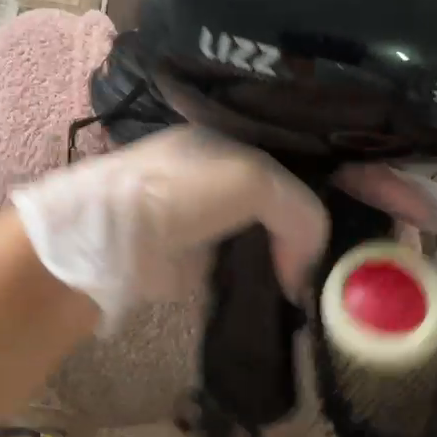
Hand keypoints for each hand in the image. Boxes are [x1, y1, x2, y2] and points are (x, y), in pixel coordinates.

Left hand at [11, 127, 328, 329]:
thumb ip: (296, 208)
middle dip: (299, 231)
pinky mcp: (190, 259)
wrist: (105, 240)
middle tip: (322, 265)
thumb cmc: (177, 195)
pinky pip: (239, 267)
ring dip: (281, 260)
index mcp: (227, 141)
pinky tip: (277, 295)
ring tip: (303, 285)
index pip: (288, 165)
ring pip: (261, 236)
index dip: (312, 195)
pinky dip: (258, 281)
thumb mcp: (250, 181)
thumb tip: (305, 263)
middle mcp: (215, 174)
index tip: (331, 232)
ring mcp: (201, 217)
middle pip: (276, 202)